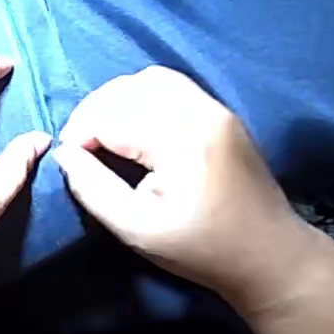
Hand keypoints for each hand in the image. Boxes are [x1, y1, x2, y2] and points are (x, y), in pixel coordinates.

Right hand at [52, 66, 333, 315]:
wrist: (269, 254)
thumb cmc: (200, 249)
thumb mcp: (136, 229)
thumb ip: (93, 189)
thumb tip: (64, 154)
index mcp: (179, 142)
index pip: (111, 115)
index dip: (79, 133)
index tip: (70, 160)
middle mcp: (200, 113)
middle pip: (128, 88)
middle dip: (93, 111)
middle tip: (80, 145)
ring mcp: (216, 109)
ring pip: (151, 79)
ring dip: (117, 99)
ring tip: (103, 132)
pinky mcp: (222, 114)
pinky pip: (173, 86)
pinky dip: (143, 96)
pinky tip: (134, 126)